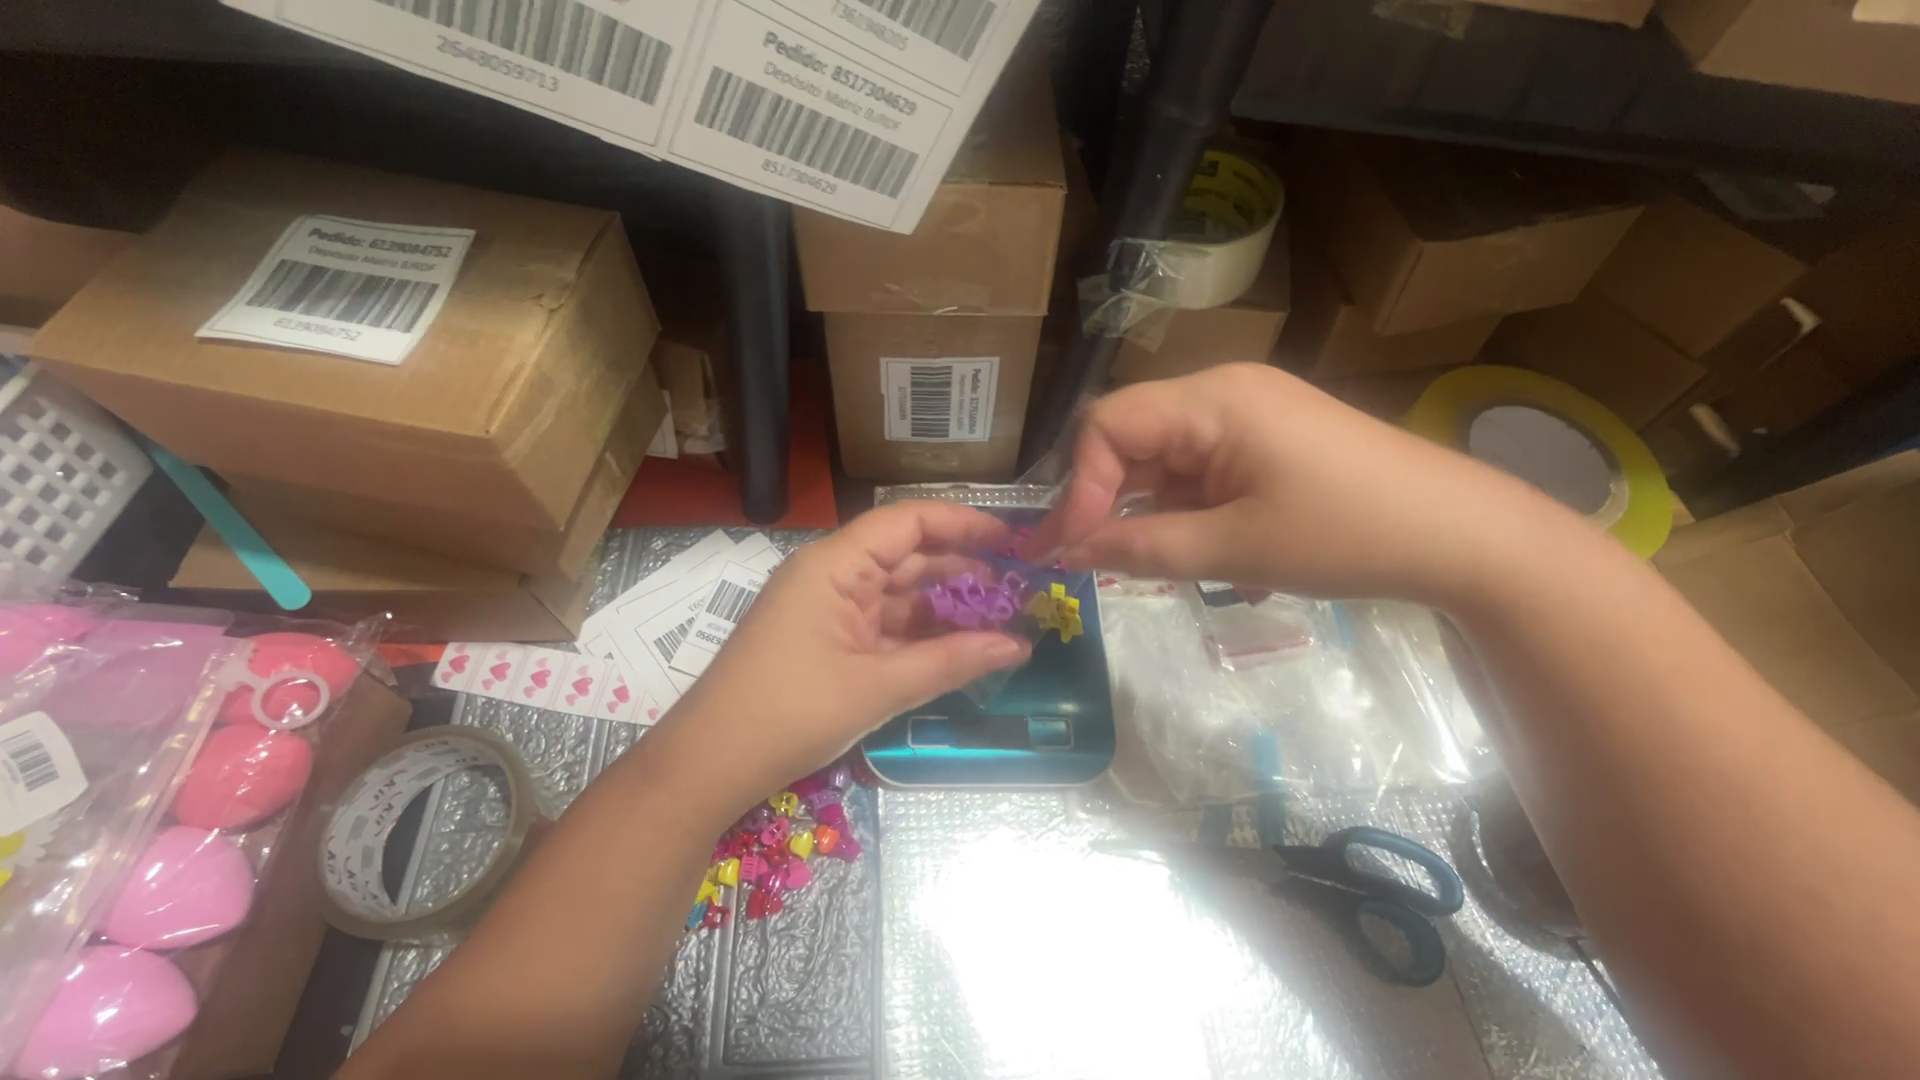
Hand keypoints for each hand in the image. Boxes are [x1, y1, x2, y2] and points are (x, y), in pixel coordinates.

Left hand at [662, 502, 1032, 798]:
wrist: (709, 766)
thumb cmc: (789, 713)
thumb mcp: (876, 687)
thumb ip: (950, 662)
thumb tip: (1018, 646)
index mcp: (835, 566)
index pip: (907, 521)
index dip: (963, 524)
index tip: (1013, 540)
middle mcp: (833, 577)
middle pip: (908, 558)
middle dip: (965, 571)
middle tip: (1022, 590)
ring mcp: (830, 612)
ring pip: (900, 596)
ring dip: (948, 608)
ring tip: (1006, 621)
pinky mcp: (829, 644)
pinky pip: (885, 628)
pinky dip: (923, 638)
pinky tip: (965, 649)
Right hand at [1024, 364, 1572, 606]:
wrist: (1465, 536)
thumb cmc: (1348, 536)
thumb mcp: (1235, 549)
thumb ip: (1141, 547)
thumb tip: (1069, 551)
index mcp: (1213, 400)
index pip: (1107, 425)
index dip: (1078, 487)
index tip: (1070, 550)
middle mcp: (1224, 391)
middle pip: (1132, 437)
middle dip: (1109, 500)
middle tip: (1098, 562)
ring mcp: (1251, 412)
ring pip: (1165, 457)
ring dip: (1151, 509)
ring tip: (1169, 563)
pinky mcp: (1270, 438)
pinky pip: (1202, 467)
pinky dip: (1188, 509)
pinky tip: (1211, 548)